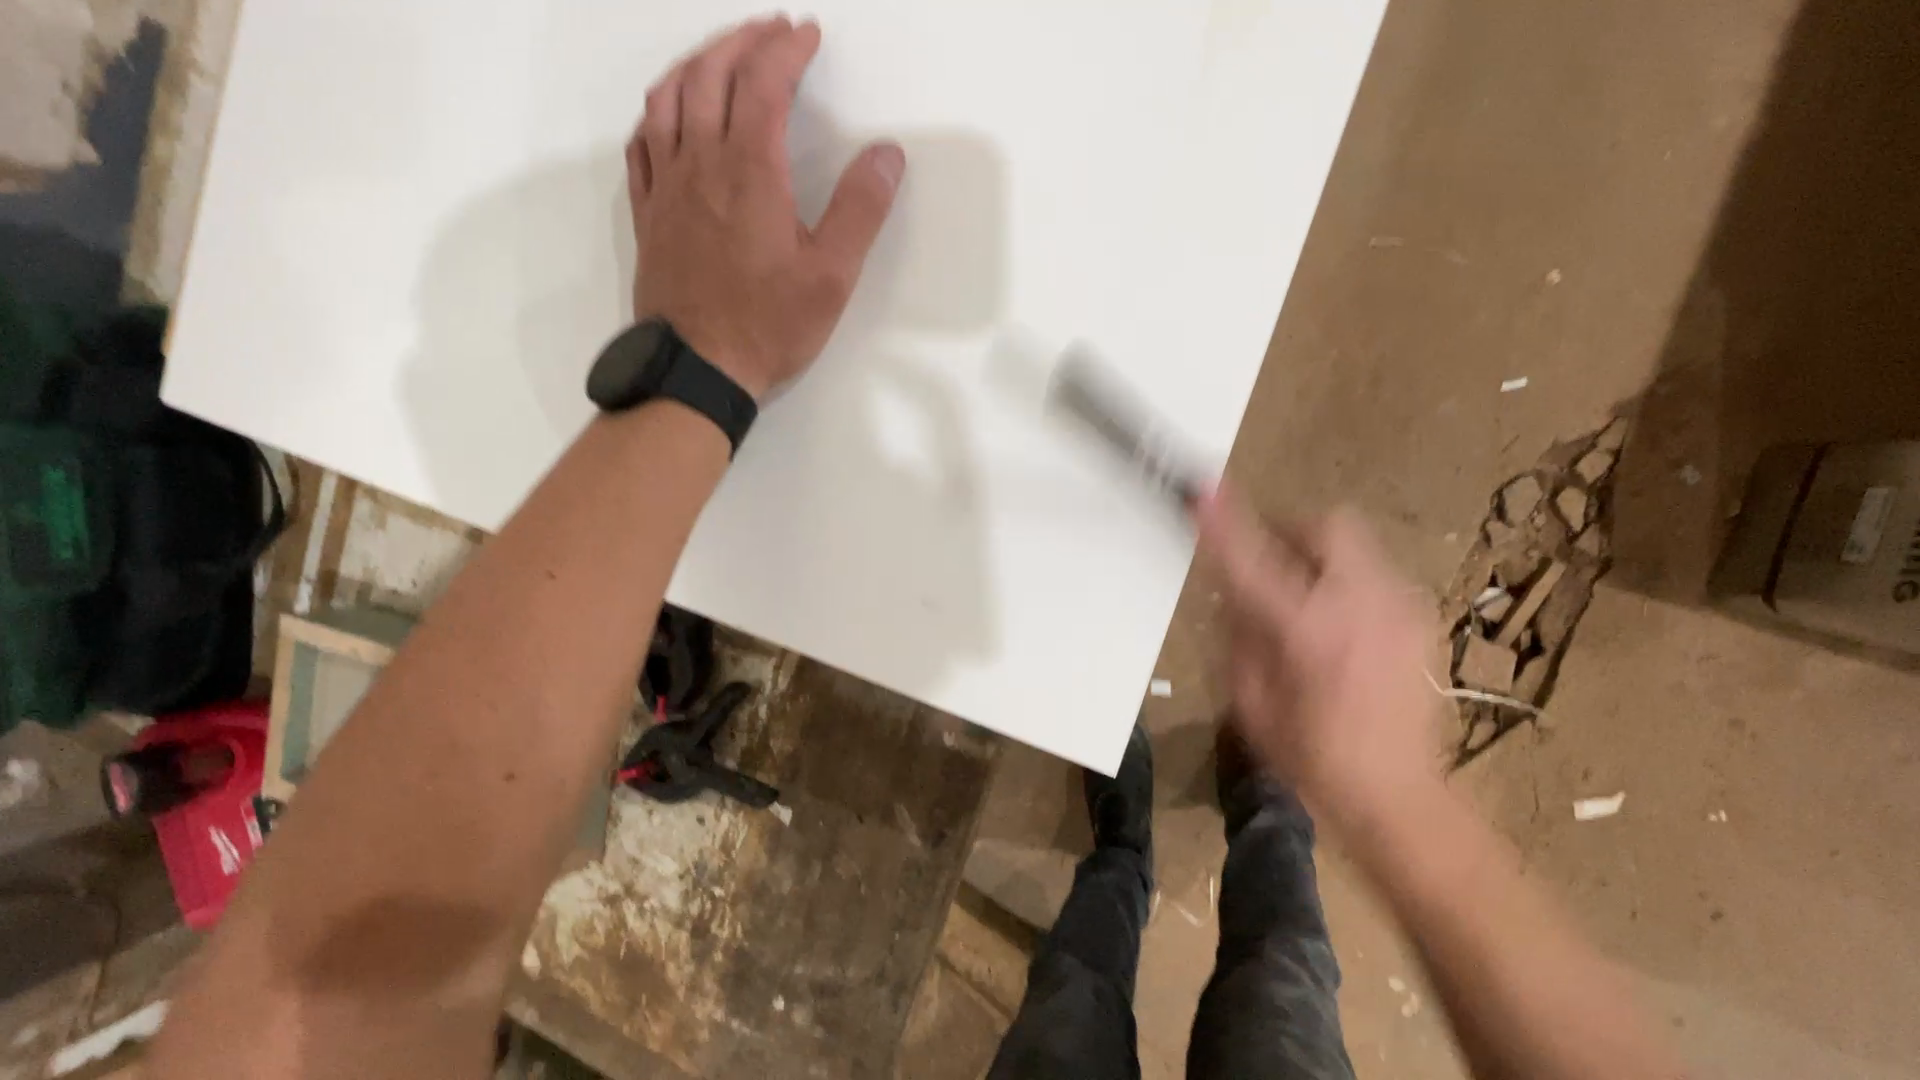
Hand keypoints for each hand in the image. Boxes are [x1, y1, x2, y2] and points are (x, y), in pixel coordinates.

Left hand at [626, 16, 905, 401]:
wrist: (698, 369)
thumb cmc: (768, 325)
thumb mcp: (832, 275)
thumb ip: (860, 210)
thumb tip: (886, 155)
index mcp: (750, 172)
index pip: (764, 84)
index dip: (786, 50)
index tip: (807, 33)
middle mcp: (700, 164)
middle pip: (711, 75)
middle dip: (742, 42)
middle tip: (771, 31)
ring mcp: (667, 187)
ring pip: (669, 98)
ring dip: (697, 63)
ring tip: (721, 55)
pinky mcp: (649, 215)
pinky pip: (642, 141)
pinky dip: (659, 110)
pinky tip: (670, 113)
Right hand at [1196, 489, 1446, 831]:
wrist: (1400, 798)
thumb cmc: (1311, 758)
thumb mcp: (1251, 702)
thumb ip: (1240, 634)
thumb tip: (1233, 590)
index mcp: (1310, 632)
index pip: (1254, 560)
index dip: (1223, 521)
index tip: (1200, 489)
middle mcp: (1364, 606)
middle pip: (1326, 525)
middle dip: (1288, 533)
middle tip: (1266, 566)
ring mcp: (1401, 609)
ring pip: (1353, 545)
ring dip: (1315, 560)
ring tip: (1302, 606)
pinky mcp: (1420, 620)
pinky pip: (1372, 575)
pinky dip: (1343, 584)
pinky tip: (1337, 630)